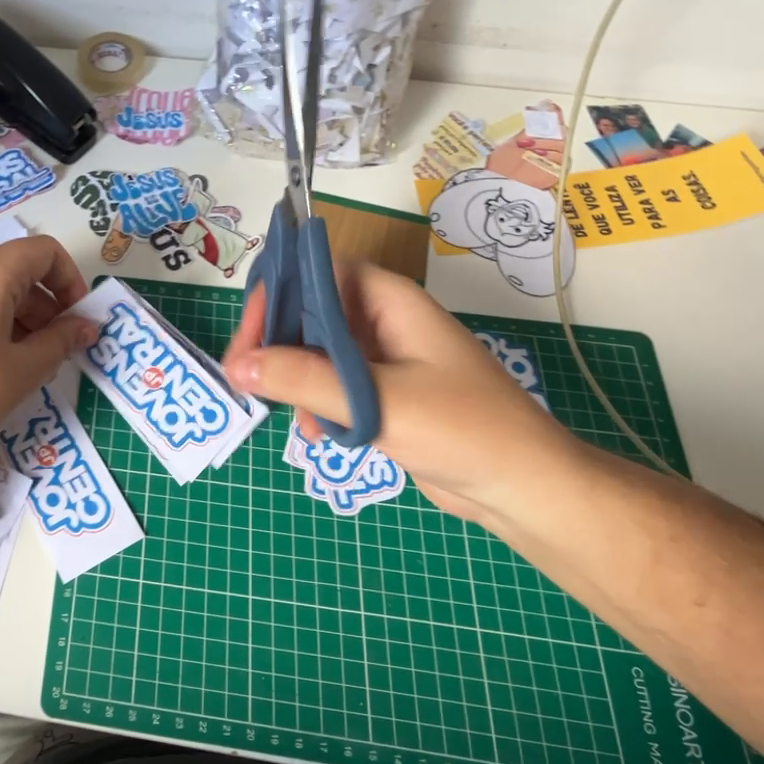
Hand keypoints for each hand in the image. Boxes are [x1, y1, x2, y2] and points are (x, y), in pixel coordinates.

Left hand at [0, 235, 97, 481]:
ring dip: (19, 318)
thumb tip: (86, 326)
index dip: (70, 280)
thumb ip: (60, 342)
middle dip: (46, 304)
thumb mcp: (21, 372)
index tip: (78, 320)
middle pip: (14, 269)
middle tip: (58, 349)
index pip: (43, 252)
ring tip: (27, 366)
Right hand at [221, 264, 581, 522]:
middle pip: (313, 312)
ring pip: (319, 352)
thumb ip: (303, 379)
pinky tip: (316, 434)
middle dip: (277, 343)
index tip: (249, 335)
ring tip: (283, 411)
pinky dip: (317, 404)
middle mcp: (385, 322)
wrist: (524, 490)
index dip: (280, 293)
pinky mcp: (386, 395)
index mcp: (390, 302)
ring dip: (294, 378)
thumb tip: (238, 365)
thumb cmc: (462, 430)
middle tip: (246, 376)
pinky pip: (335, 386)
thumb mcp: (374, 400)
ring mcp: (387, 360)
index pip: (320, 273)